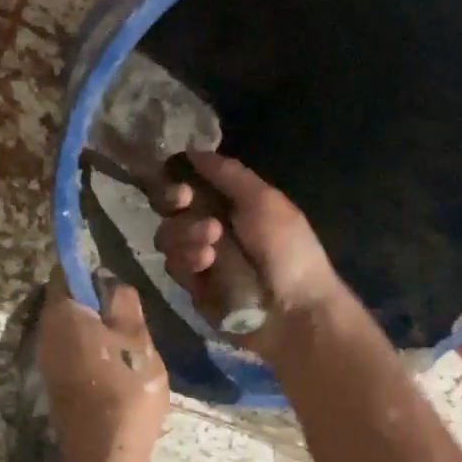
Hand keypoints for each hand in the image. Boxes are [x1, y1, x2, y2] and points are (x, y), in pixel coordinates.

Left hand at [34, 270, 168, 461]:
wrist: (104, 456)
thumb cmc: (125, 389)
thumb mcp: (137, 338)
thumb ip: (123, 303)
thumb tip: (110, 282)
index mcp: (61, 313)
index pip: (65, 271)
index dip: (88, 265)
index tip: (114, 273)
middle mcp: (45, 332)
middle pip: (65, 301)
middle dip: (94, 299)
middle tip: (129, 307)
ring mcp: (46, 360)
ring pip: (69, 328)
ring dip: (94, 326)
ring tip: (128, 336)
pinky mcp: (55, 383)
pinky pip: (70, 351)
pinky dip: (90, 348)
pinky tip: (116, 361)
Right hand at [153, 150, 361, 356]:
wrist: (295, 311)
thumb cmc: (288, 250)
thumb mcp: (265, 202)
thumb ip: (228, 174)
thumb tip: (193, 150)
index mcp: (228, 204)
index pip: (187, 184)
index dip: (176, 183)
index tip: (182, 189)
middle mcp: (209, 227)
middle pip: (168, 210)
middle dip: (178, 211)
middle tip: (199, 219)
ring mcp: (199, 259)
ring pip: (166, 238)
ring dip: (186, 238)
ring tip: (211, 251)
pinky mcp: (192, 289)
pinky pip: (173, 268)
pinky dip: (188, 263)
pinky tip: (207, 267)